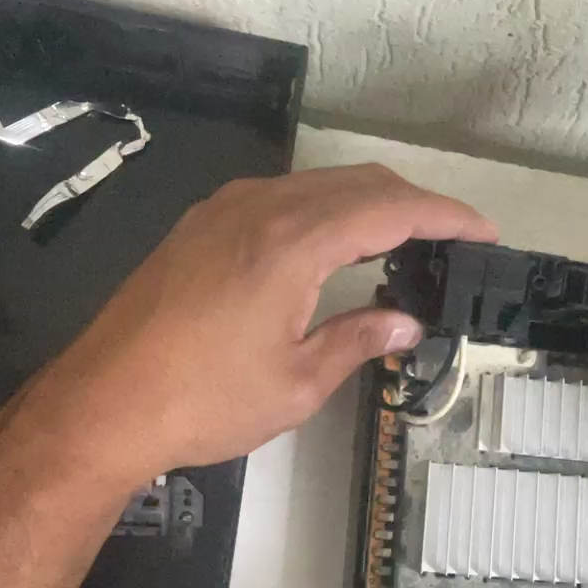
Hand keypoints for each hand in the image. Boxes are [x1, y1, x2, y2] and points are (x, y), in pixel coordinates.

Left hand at [13, 165, 497, 481]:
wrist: (103, 404)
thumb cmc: (204, 401)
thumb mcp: (297, 382)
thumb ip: (359, 339)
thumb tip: (406, 323)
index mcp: (292, 242)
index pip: (390, 209)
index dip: (446, 216)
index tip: (484, 231)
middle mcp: (259, 207)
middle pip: (358, 183)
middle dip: (414, 204)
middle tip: (450, 241)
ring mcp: (223, 210)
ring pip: (317, 185)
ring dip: (368, 205)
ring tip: (402, 243)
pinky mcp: (201, 225)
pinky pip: (281, 199)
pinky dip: (324, 212)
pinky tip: (333, 246)